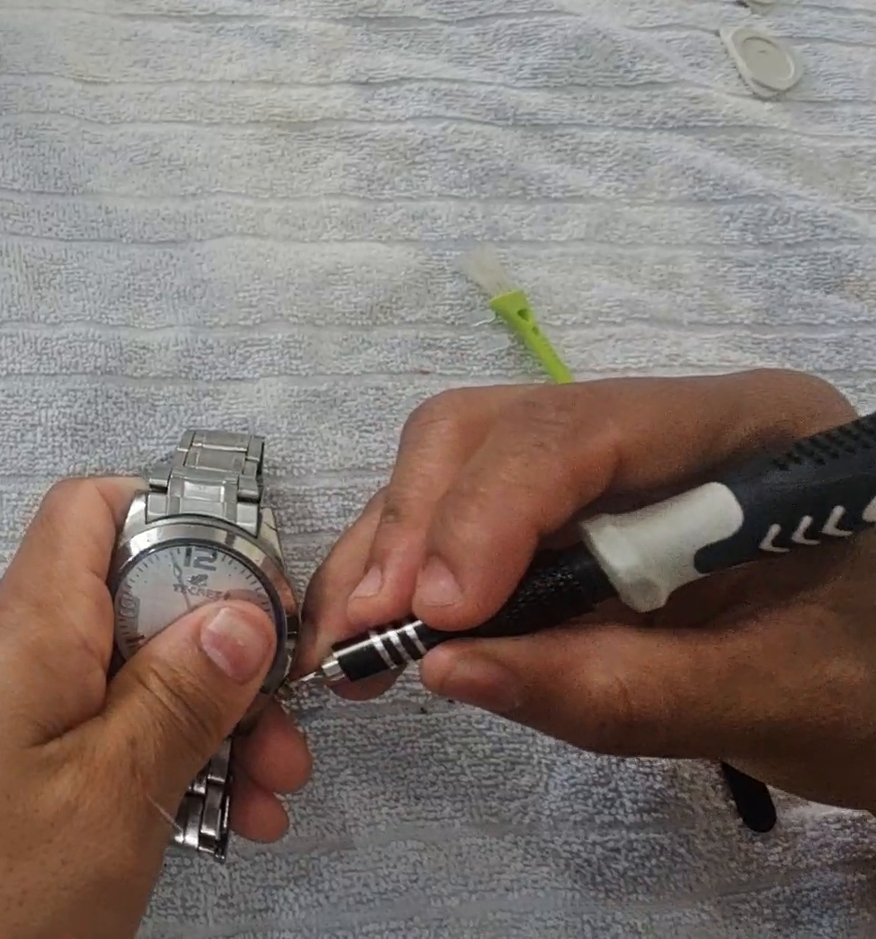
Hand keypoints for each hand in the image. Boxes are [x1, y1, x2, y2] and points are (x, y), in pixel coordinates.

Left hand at [0, 479, 311, 938]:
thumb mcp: (107, 795)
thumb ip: (175, 697)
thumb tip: (237, 619)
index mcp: (35, 624)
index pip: (93, 507)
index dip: (176, 519)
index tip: (248, 583)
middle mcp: (19, 646)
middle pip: (130, 593)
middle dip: (216, 647)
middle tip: (273, 722)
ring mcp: (15, 699)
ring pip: (126, 666)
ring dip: (200, 714)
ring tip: (253, 788)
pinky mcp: (13, 750)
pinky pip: (100, 721)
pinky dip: (157, 753)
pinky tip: (202, 808)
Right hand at [295, 370, 875, 811]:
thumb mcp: (780, 704)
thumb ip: (620, 689)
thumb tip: (445, 671)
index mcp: (730, 428)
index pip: (566, 437)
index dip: (484, 517)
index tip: (435, 614)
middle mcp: (628, 424)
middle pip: (471, 436)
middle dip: (407, 530)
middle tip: (369, 624)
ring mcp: (568, 464)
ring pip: (432, 473)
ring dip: (377, 559)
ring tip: (345, 644)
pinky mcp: (527, 507)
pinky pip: (432, 518)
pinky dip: (388, 575)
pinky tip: (370, 629)